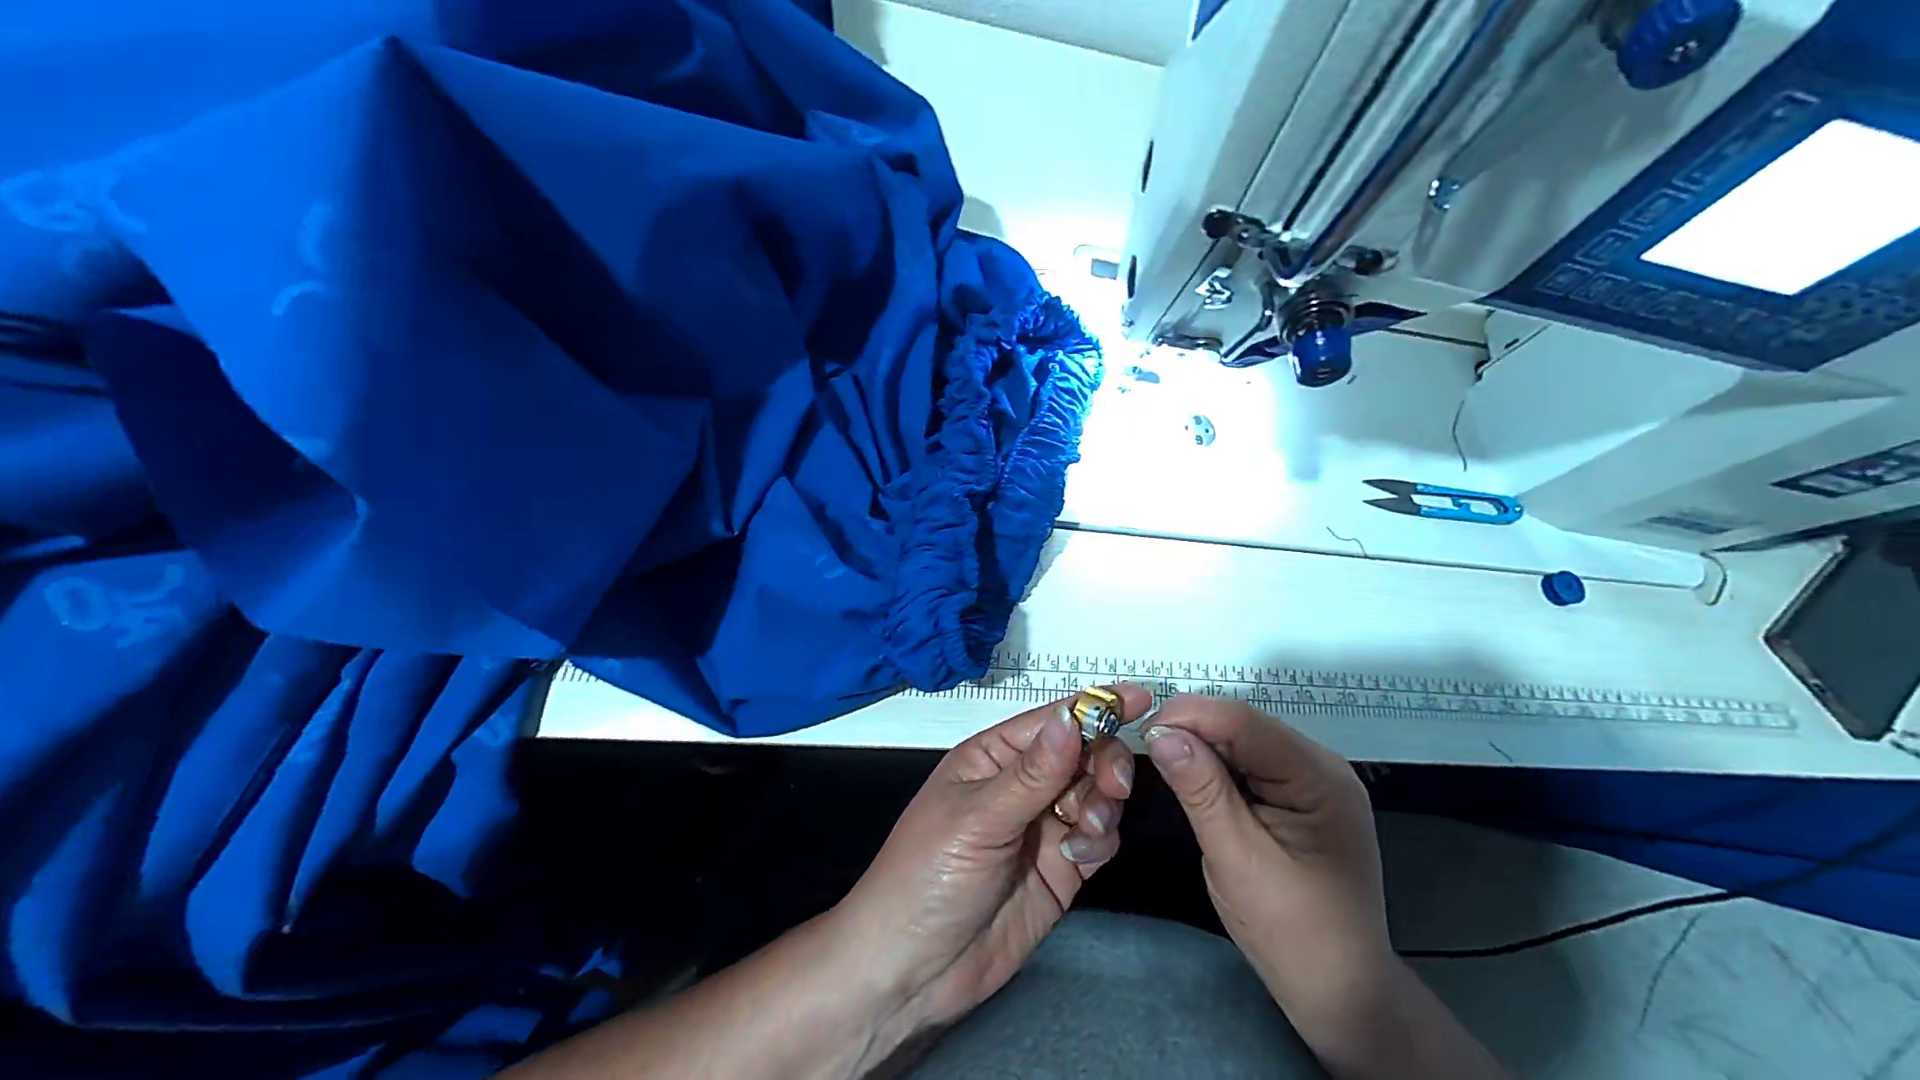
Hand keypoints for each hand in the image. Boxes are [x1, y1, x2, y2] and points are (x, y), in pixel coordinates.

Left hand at [835, 686, 1149, 1047]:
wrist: (914, 969)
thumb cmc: (925, 876)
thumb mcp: (978, 819)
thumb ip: (1033, 773)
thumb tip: (1071, 717)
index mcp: (991, 757)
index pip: (1051, 722)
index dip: (1094, 707)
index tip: (1140, 698)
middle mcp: (1020, 785)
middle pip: (1082, 754)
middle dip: (1103, 762)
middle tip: (1112, 784)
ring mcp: (1041, 826)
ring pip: (1095, 794)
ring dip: (1102, 804)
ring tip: (1086, 828)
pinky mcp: (1060, 867)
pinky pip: (1098, 838)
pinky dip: (1100, 840)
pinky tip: (1078, 857)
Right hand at [1142, 697, 1394, 1042]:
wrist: (1340, 992)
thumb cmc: (1293, 932)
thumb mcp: (1237, 859)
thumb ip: (1200, 790)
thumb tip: (1160, 733)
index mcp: (1319, 777)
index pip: (1244, 722)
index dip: (1190, 716)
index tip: (1141, 730)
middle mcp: (1319, 766)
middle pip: (1243, 726)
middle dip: (1191, 729)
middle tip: (1144, 747)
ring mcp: (1310, 780)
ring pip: (1241, 741)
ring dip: (1198, 746)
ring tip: (1159, 759)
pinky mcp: (1296, 796)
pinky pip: (1246, 764)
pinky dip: (1213, 766)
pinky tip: (1190, 776)